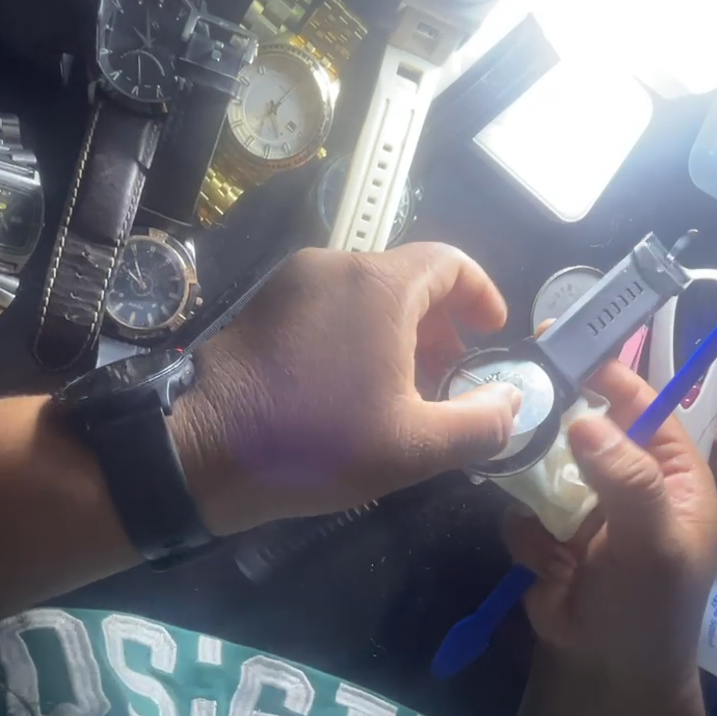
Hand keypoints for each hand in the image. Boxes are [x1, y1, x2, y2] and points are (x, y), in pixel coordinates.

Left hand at [171, 244, 520, 534]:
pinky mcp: (257, 309)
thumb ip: (480, 422)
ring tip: (401, 389)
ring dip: (394, 334)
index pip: (450, 262)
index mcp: (378, 285)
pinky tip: (347, 387)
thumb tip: (515, 400)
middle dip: (438, 325)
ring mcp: (287, 285)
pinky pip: (322, 309)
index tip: (490, 333)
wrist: (201, 453)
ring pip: (361, 296)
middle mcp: (332, 267)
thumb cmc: (315, 445)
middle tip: (449, 376)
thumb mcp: (414, 447)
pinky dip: (351, 336)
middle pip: (405, 280)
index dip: (480, 295)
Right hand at [502, 362, 716, 686]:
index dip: (603, 373)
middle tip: (520, 427)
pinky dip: (527, 538)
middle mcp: (624, 479)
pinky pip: (519, 510)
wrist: (608, 668)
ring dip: (540, 503)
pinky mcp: (544, 531)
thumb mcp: (650, 543)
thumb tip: (584, 419)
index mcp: (668, 471)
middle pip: (578, 430)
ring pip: (539, 470)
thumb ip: (625, 479)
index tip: (558, 344)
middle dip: (552, 440)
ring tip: (558, 541)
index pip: (638, 404)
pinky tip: (549, 568)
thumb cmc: (649, 606)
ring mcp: (582, 505)